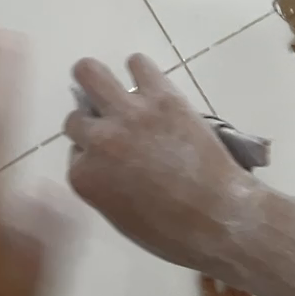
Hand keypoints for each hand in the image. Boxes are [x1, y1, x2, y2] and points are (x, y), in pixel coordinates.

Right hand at [62, 54, 261, 272]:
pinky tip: (150, 85)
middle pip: (75, 118)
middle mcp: (99, 140)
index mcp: (86, 177)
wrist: (219, 217)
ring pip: (89, 72)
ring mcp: (127, 113)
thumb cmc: (171, 232)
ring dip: (96, 81)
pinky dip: (141, 72)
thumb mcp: (121, 217)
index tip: (109, 159)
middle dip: (90, 123)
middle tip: (108, 125)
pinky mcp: (159, 94)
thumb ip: (103, 183)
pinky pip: (138, 63)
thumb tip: (106, 161)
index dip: (91, 154)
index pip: (74, 154)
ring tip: (110, 87)